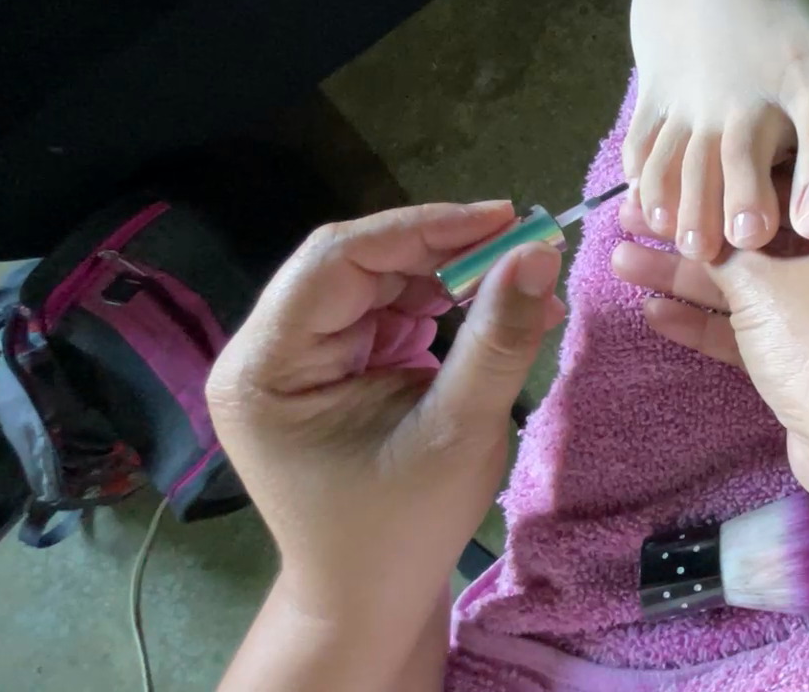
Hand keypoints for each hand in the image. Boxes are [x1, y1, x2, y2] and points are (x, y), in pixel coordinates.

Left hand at [207, 202, 564, 622]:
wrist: (374, 590)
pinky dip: (458, 301)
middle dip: (450, 249)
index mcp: (268, 368)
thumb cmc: (402, 524)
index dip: (425, 228)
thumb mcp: (459, 428)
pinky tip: (503, 309)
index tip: (507, 218)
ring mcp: (309, 355)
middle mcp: (275, 349)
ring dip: (461, 273)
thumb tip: (540, 251)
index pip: (338, 261)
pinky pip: (403, 305)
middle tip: (528, 244)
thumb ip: (499, 336)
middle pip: (362, 262)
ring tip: (526, 282)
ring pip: (389, 277)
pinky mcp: (345, 362)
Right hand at [609, 199, 808, 508]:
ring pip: (745, 284)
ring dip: (686, 277)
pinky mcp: (803, 356)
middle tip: (627, 217)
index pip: (772, 183)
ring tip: (620, 260)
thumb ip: (721, 247)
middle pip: (752, 235)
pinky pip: (748, 328)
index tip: (663, 177)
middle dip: (690, 230)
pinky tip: (654, 312)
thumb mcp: (766, 282)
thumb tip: (689, 215)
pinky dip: (706, 321)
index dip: (714, 180)